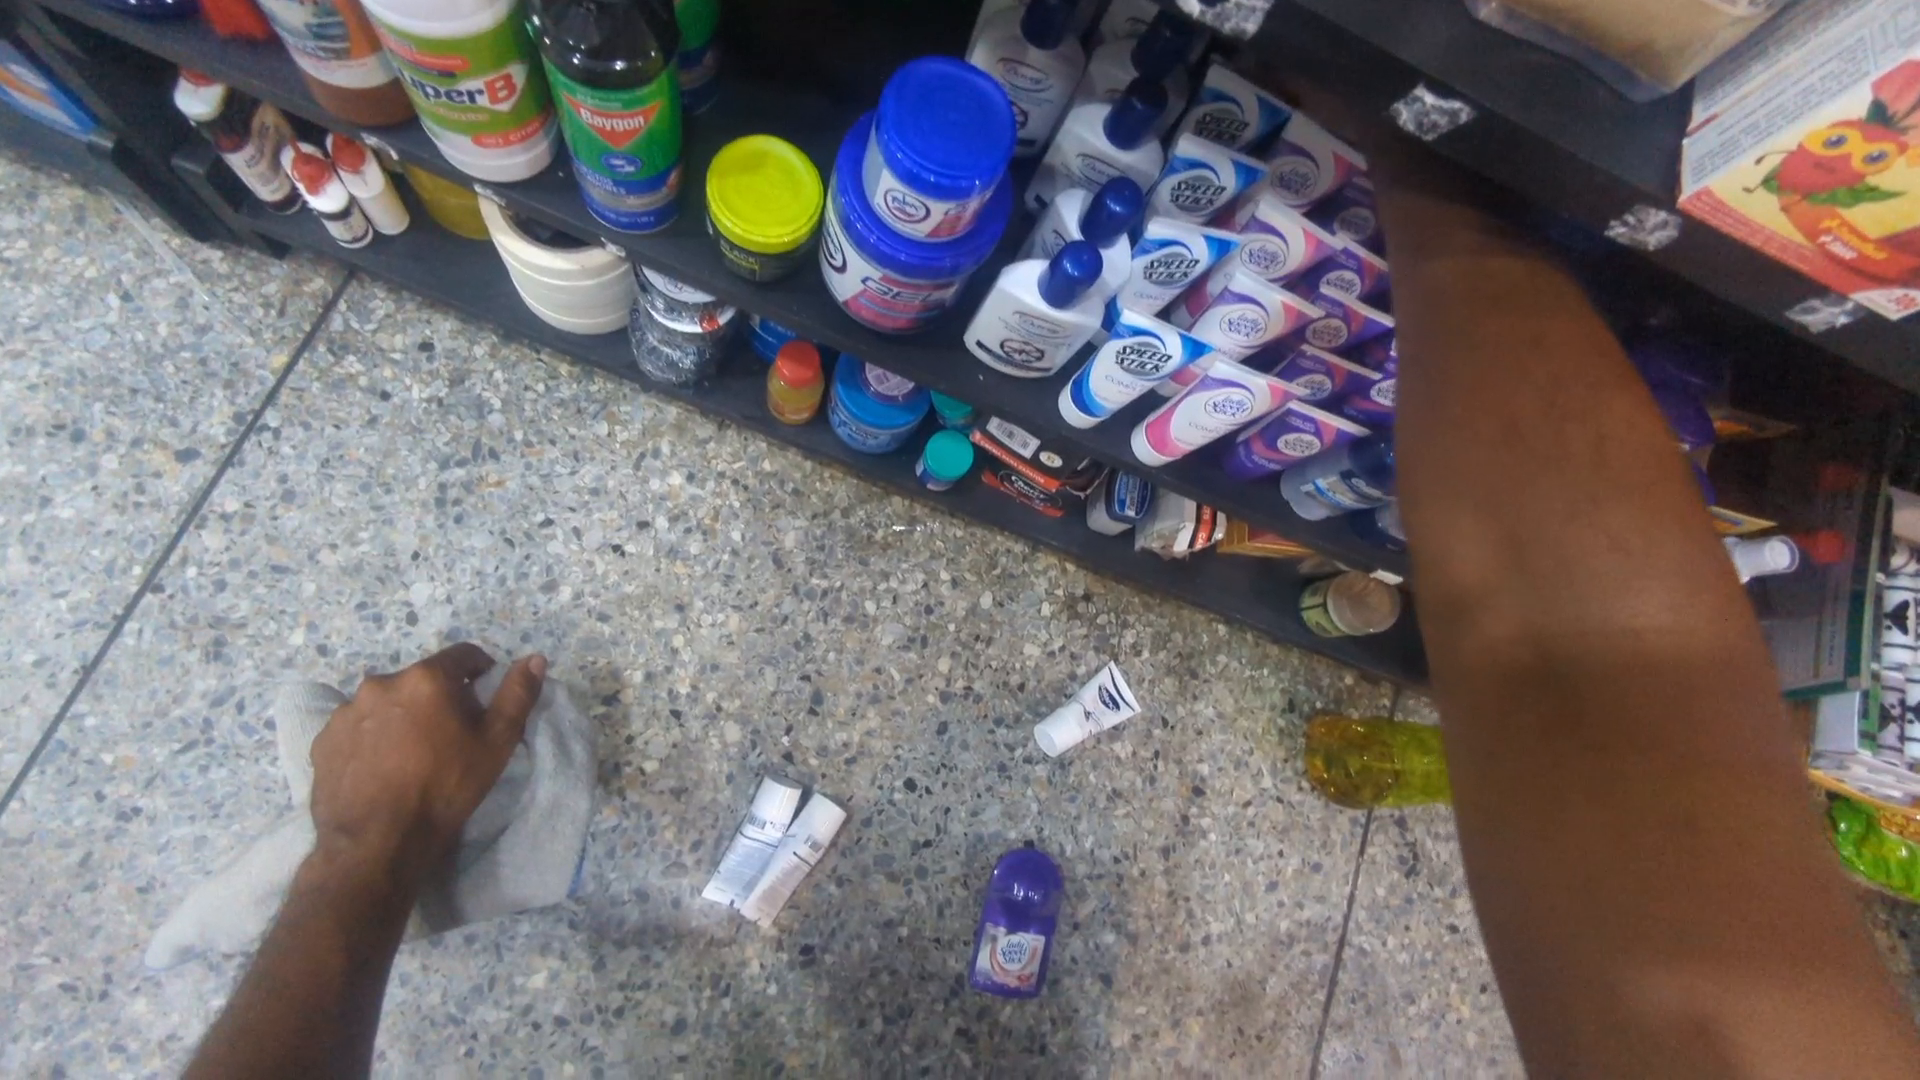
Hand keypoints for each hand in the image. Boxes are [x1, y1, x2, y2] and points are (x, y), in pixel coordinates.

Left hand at [308, 644, 546, 880]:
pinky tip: (384, 765)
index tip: (484, 700)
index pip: (463, 655)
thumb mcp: (498, 740)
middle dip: (440, 696)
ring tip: (413, 752)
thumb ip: (518, 694)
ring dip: (404, 714)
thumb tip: (535, 658)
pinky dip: (374, 735)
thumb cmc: (447, 784)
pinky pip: (359, 725)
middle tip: (451, 732)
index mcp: (427, 678)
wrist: (378, 841)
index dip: (480, 672)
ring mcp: (346, 712)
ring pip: (389, 701)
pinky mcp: (324, 740)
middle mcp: (381, 684)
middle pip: (423, 679)